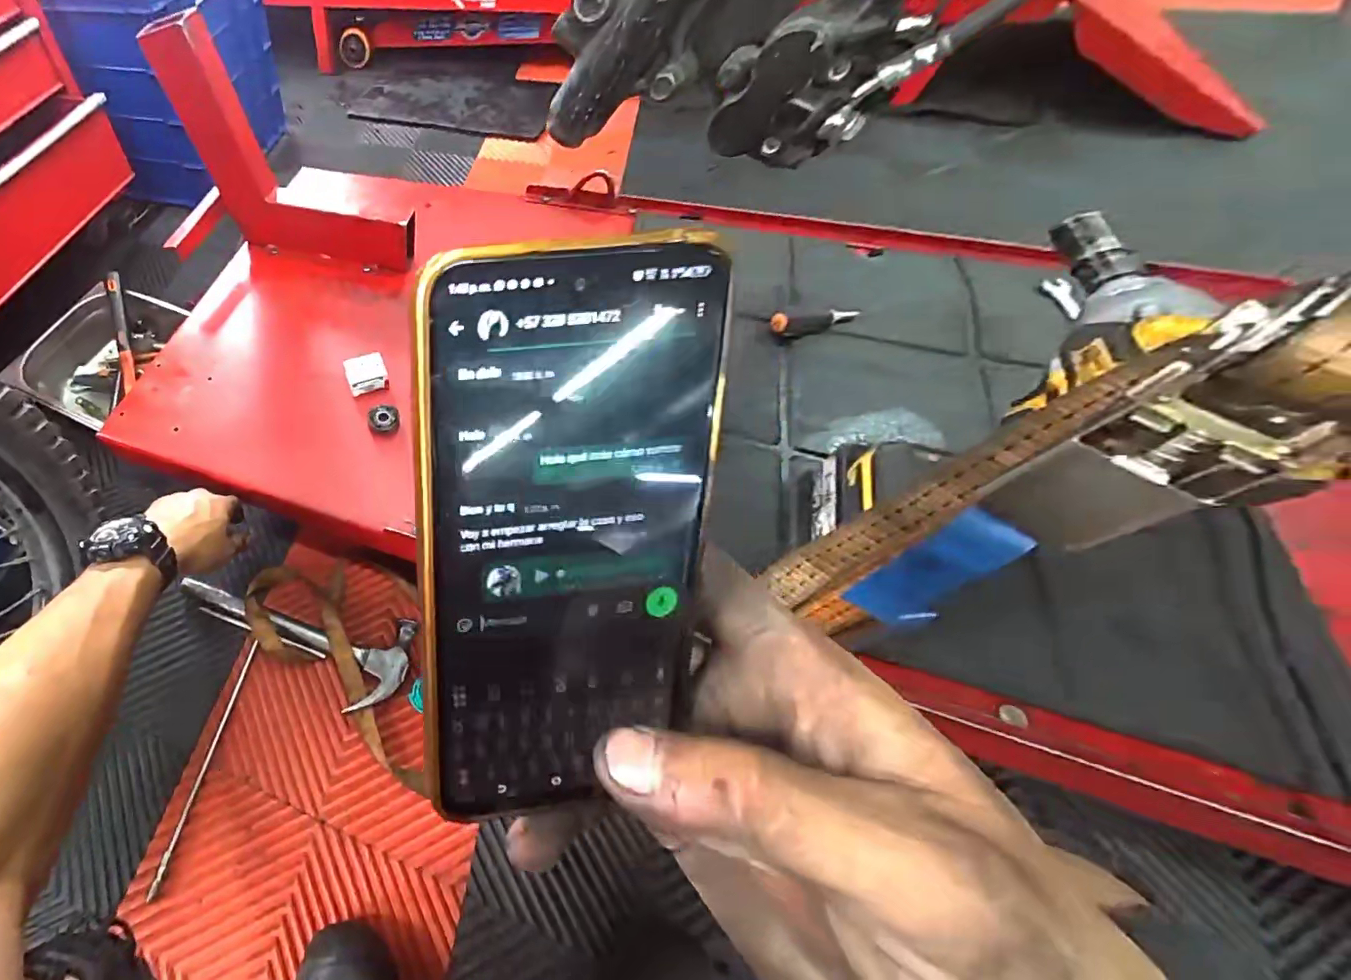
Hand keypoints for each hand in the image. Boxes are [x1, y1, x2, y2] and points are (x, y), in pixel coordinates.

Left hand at [145, 488, 247, 574]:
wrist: (154, 546)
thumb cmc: (195, 549)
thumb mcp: (224, 553)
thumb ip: (238, 542)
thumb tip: (246, 535)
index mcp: (220, 503)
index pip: (235, 503)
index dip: (236, 514)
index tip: (235, 524)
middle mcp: (201, 494)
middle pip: (211, 501)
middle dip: (213, 513)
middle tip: (211, 528)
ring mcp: (178, 496)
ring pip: (191, 504)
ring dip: (193, 514)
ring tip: (188, 530)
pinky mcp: (159, 502)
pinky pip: (173, 508)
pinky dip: (175, 517)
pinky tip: (172, 530)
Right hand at [508, 549, 1159, 979]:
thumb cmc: (995, 927)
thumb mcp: (901, 862)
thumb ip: (767, 801)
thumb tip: (616, 753)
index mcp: (783, 666)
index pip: (698, 579)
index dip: (633, 551)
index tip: (548, 545)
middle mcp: (729, 696)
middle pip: (629, 643)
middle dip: (559, 642)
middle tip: (477, 649)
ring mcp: (700, 761)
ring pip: (605, 721)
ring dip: (547, 730)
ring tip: (484, 746)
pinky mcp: (681, 822)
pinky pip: (606, 797)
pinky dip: (562, 809)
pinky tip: (527, 833)